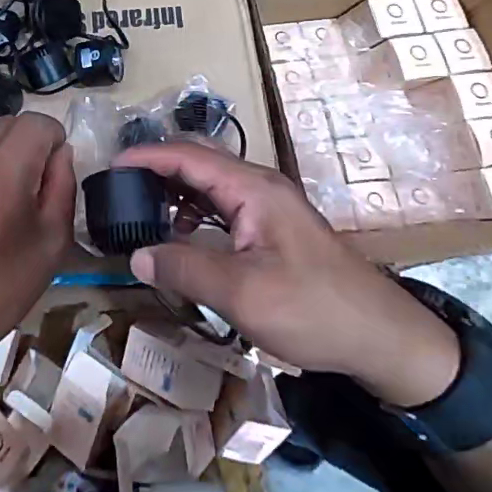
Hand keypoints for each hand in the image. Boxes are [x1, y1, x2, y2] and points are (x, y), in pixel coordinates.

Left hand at [0, 114, 75, 373]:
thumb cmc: (2, 287)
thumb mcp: (53, 241)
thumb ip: (63, 186)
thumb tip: (60, 154)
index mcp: (3, 172)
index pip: (37, 123)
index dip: (54, 141)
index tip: (54, 172)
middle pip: (7, 123)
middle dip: (27, 143)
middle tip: (30, 184)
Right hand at [115, 141, 459, 406]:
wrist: (381, 335)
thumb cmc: (312, 308)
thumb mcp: (241, 293)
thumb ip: (185, 269)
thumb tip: (137, 256)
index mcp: (253, 189)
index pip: (189, 157)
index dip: (147, 157)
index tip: (110, 166)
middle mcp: (261, 187)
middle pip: (200, 163)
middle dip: (158, 170)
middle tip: (120, 189)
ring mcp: (270, 207)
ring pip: (212, 186)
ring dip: (176, 193)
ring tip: (142, 213)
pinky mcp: (275, 228)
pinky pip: (225, 207)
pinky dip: (196, 214)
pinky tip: (182, 238)